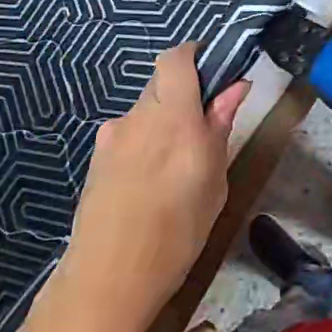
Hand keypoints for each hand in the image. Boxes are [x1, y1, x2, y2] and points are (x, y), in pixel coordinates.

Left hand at [51, 43, 249, 331]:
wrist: (109, 276)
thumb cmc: (176, 234)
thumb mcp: (212, 183)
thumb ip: (219, 128)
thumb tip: (234, 87)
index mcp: (173, 117)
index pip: (175, 58)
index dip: (194, 55)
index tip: (213, 71)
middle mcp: (138, 116)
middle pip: (160, 84)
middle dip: (183, 96)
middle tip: (202, 133)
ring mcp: (111, 135)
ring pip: (145, 112)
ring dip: (163, 125)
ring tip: (175, 172)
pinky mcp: (97, 155)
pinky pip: (128, 136)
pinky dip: (144, 146)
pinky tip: (148, 186)